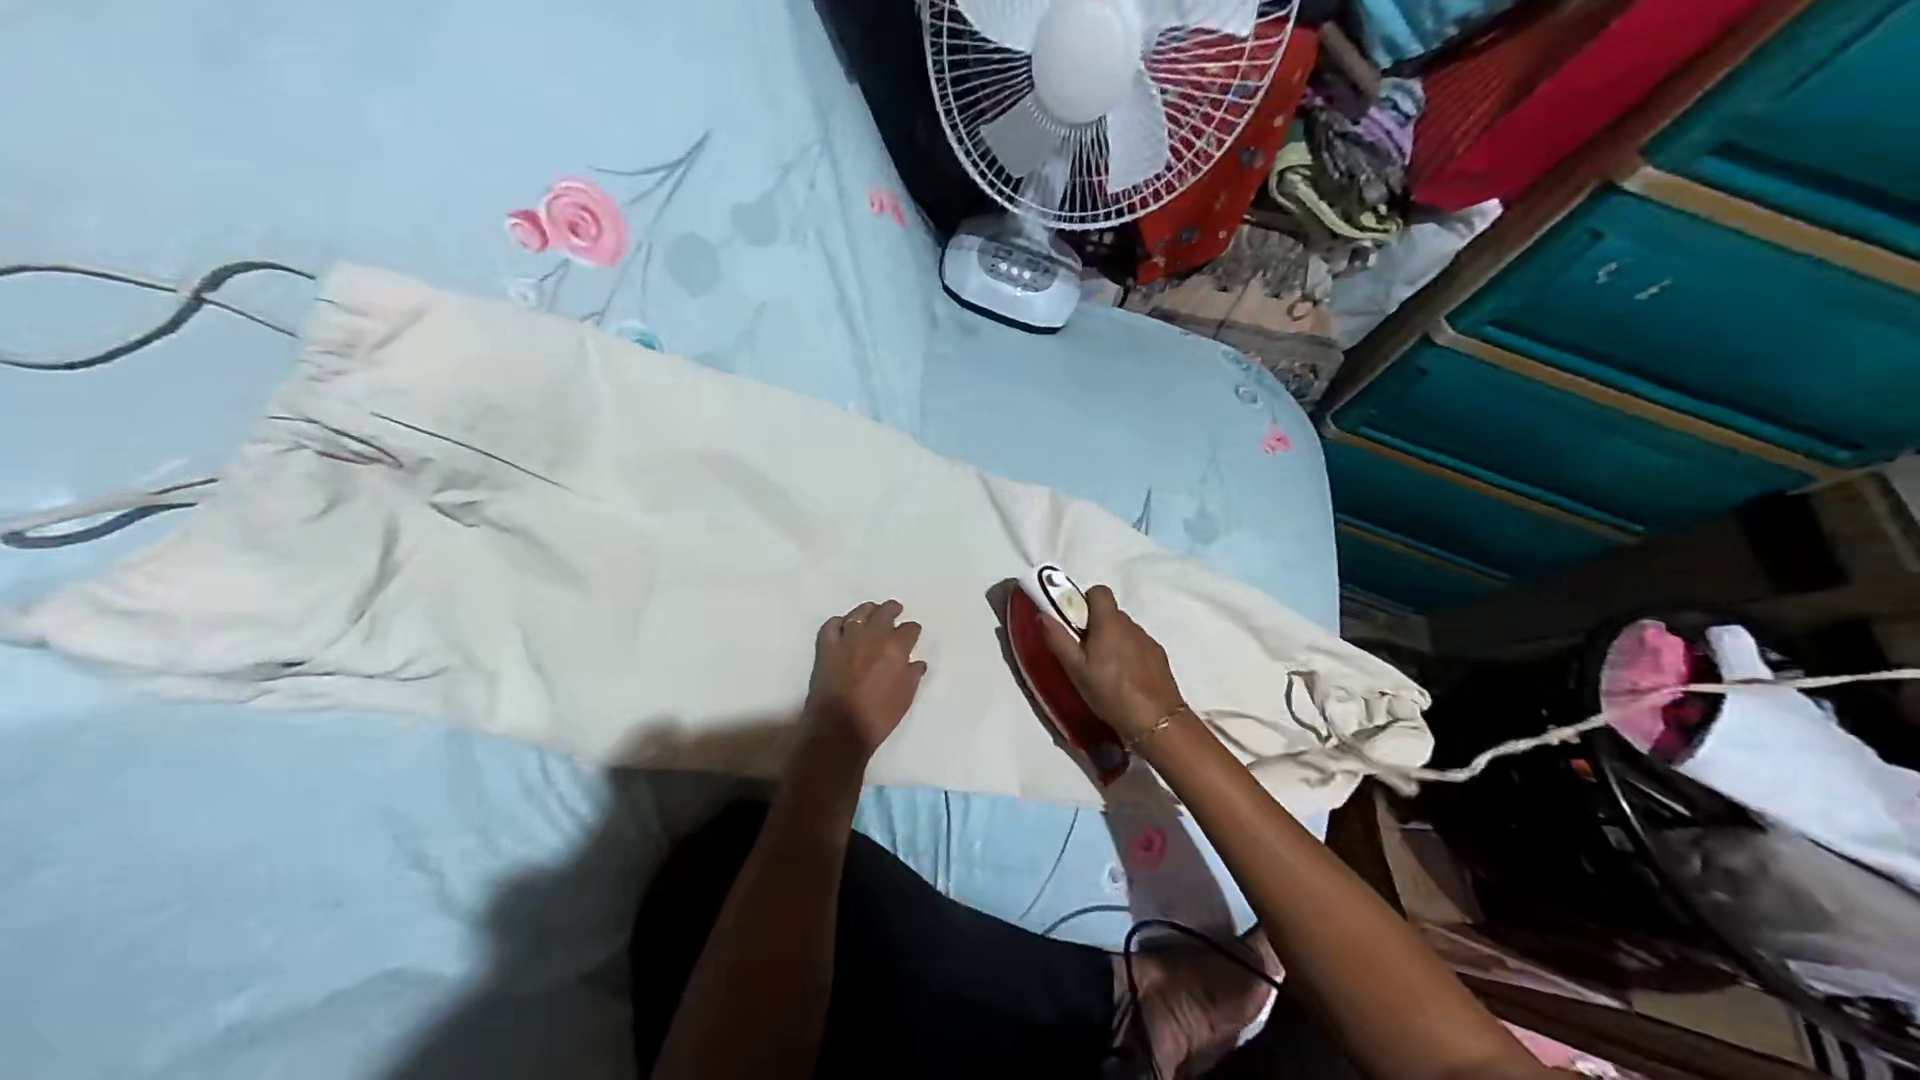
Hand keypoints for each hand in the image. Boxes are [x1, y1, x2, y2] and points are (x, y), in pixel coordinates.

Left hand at [804, 599, 926, 758]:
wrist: (839, 729)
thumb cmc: (878, 717)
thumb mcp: (905, 698)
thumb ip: (912, 676)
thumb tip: (916, 663)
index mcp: (896, 648)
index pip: (910, 629)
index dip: (912, 631)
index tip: (912, 633)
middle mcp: (873, 637)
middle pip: (885, 612)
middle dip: (893, 609)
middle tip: (895, 610)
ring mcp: (847, 639)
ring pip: (859, 613)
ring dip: (868, 610)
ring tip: (871, 611)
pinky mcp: (826, 647)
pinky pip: (832, 625)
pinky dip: (839, 622)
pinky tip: (843, 625)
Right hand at [1037, 584, 1187, 740]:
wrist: (1155, 720)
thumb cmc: (1109, 691)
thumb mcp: (1075, 669)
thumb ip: (1058, 638)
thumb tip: (1042, 614)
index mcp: (1109, 622)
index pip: (1099, 591)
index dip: (1085, 601)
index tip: (1075, 623)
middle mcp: (1131, 625)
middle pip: (1110, 613)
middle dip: (1096, 625)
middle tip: (1084, 652)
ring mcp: (1148, 641)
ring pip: (1124, 631)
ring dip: (1113, 641)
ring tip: (1104, 671)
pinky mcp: (1159, 657)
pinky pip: (1138, 646)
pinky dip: (1128, 655)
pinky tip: (1124, 680)